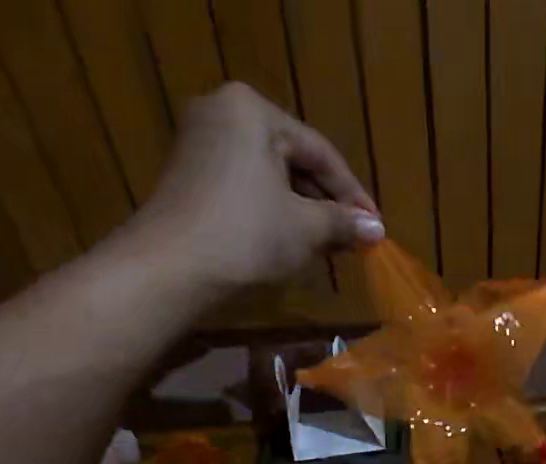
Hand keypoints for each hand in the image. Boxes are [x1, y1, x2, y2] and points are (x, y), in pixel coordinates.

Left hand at [135, 83, 384, 290]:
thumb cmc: (245, 236)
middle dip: (323, 205)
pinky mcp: (184, 183)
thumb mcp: (304, 228)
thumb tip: (377, 230)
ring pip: (265, 181)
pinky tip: (286, 245)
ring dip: (298, 214)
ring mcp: (196, 148)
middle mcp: (220, 115)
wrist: (168, 271)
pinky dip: (268, 217)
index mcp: (252, 109)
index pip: (319, 152)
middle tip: (350, 239)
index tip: (374, 226)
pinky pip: (240, 193)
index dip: (352, 194)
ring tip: (325, 247)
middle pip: (290, 163)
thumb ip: (342, 223)